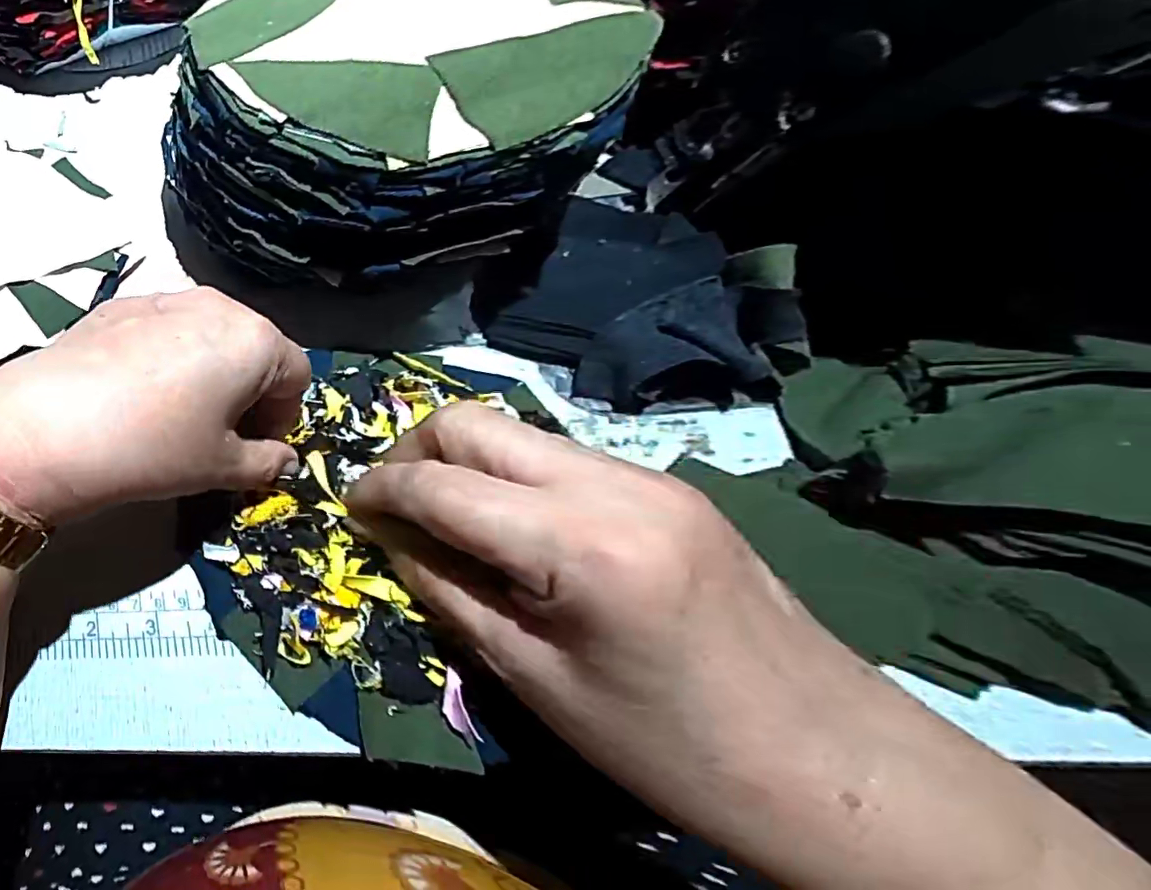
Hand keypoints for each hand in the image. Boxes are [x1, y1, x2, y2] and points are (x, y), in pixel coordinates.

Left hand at [0, 288, 308, 527]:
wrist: (48, 426)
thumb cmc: (153, 447)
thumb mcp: (219, 466)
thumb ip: (266, 462)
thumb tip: (284, 460)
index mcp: (254, 338)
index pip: (295, 375)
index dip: (282, 416)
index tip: (256, 447)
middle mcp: (216, 305)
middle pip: (254, 347)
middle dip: (249, 390)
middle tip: (219, 433)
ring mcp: (165, 297)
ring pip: (209, 334)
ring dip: (210, 371)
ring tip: (176, 412)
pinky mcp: (121, 304)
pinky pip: (166, 328)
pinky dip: (169, 357)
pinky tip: (136, 392)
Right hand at [344, 402, 872, 782]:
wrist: (840, 768)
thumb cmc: (671, 746)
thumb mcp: (533, 678)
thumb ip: (446, 590)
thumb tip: (388, 538)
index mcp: (578, 543)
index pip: (440, 483)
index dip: (379, 490)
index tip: (350, 508)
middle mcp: (611, 482)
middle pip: (471, 421)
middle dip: (412, 453)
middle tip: (392, 505)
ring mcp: (643, 474)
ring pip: (512, 430)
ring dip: (459, 461)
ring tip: (442, 516)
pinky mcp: (662, 483)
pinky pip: (554, 454)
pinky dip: (506, 475)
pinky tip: (507, 525)